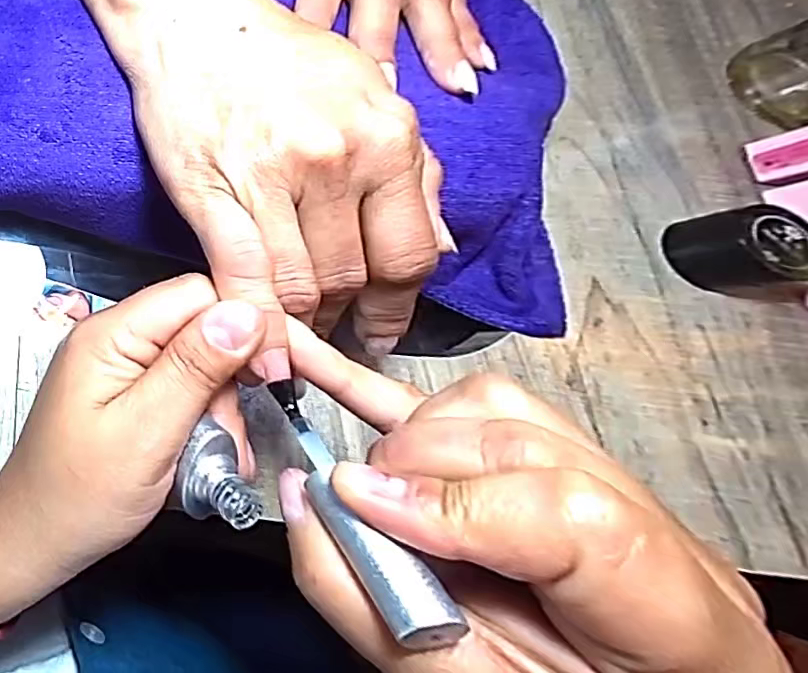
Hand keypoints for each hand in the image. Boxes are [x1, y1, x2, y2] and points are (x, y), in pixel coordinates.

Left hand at [0, 277, 273, 616]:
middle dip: (230, 376)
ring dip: (220, 405)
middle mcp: (112, 336)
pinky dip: (204, 416)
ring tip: (213, 452)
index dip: (242, 325)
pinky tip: (204, 451)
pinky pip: (182, 384)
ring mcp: (119, 361)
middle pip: (199, 324)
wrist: (41, 529)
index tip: (270, 375)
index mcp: (108, 333)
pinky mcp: (127, 387)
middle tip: (230, 430)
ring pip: (198, 358)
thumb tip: (243, 312)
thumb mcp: (146, 430)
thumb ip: (194, 368)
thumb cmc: (79, 489)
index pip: (194, 293)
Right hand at [122, 0, 449, 350]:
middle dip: (343, 317)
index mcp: (387, 134)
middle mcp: (340, 159)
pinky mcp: (213, 189)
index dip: (397, 304)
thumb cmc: (268, 50)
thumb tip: (431, 239)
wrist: (189, 22)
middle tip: (328, 335)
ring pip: (302, 281)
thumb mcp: (361, 88)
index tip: (380, 327)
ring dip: (300, 322)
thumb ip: (405, 163)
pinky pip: (243, 270)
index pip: (409, 250)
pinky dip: (257, 320)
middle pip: (353, 273)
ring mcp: (274, 176)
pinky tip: (264, 355)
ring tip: (291, 337)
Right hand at [282, 330, 786, 671]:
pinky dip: (379, 381)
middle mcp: (655, 536)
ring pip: (491, 407)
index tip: (361, 505)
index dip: (451, 501)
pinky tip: (316, 359)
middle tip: (361, 512)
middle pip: (517, 444)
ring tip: (375, 484)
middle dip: (409, 469)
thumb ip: (370, 601)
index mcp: (676, 624)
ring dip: (405, 436)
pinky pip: (462, 401)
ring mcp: (607, 484)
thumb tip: (306, 500)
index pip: (574, 514)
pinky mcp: (541, 452)